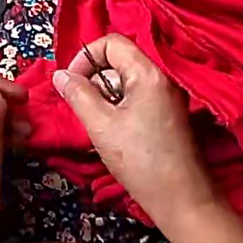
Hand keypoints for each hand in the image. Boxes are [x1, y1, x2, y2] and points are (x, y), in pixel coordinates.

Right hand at [51, 34, 221, 229]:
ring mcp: (167, 97)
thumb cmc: (141, 161)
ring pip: (125, 81)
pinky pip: (136, 97)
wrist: (182, 200)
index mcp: (149, 73)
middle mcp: (162, 78)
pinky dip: (118, 108)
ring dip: (104, 96)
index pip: (112, 42)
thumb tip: (60, 75)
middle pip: (118, 60)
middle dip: (94, 79)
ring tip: (99, 125)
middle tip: (83, 107)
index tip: (72, 83)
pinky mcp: (167, 114)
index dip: (86, 57)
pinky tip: (114, 133)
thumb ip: (77, 95)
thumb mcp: (101, 125)